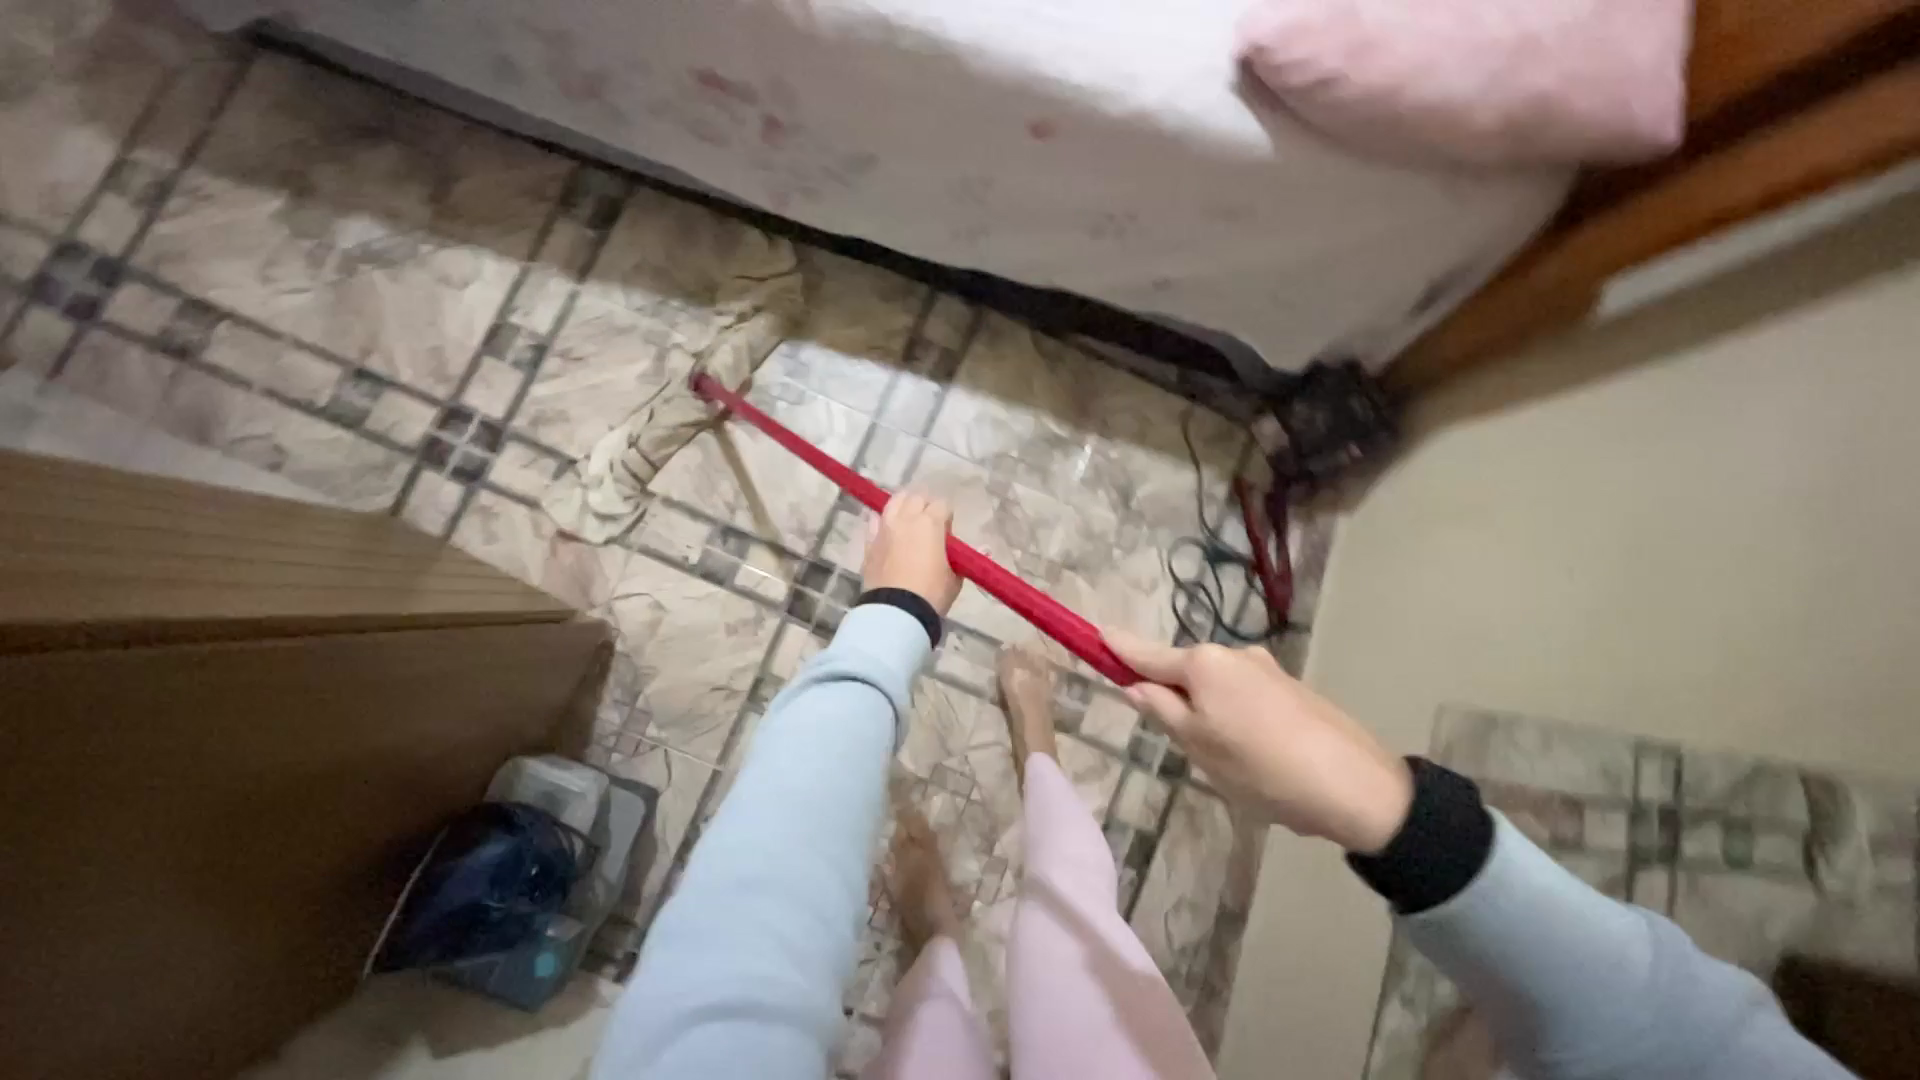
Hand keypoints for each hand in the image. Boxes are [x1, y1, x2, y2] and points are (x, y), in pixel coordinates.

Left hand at [861, 493, 961, 615]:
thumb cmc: (931, 593)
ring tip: (908, 517)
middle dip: (926, 505)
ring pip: (894, 502)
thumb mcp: (955, 577)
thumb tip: (979, 549)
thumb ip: (961, 559)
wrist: (897, 611)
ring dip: (904, 504)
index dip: (947, 516)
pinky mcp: (870, 542)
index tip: (948, 532)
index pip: (942, 505)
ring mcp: (885, 528)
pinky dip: (882, 520)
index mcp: (931, 523)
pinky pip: (874, 521)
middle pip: (917, 497)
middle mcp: (906, 518)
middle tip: (930, 522)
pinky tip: (886, 528)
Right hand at [1105, 632, 1412, 854]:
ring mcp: (1265, 669)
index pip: (1145, 653)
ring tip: (1228, 764)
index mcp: (1203, 664)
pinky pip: (1242, 698)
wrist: (1355, 787)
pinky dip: (1234, 720)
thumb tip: (1137, 686)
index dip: (1117, 648)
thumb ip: (1163, 712)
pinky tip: (1254, 758)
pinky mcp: (1290, 688)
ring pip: (1214, 688)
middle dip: (1171, 697)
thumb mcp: (1199, 746)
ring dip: (1206, 713)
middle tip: (1182, 746)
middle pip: (1182, 670)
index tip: (1093, 632)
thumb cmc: (1261, 768)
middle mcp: (1233, 655)